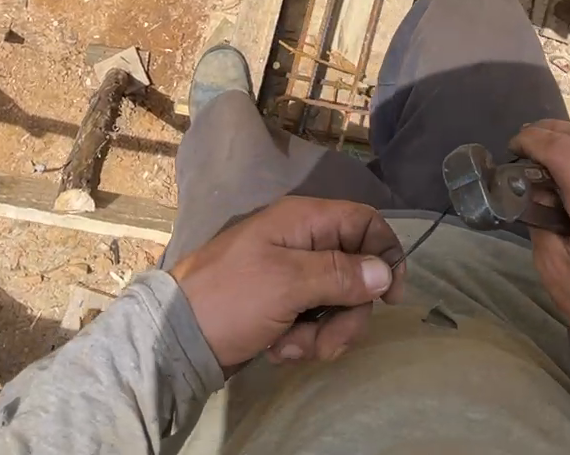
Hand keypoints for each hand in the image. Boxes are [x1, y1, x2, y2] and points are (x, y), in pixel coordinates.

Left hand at [170, 196, 404, 367]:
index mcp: (303, 220)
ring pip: (338, 301)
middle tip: (326, 341)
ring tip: (291, 346)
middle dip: (347, 313)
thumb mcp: (287, 282)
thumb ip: (338, 274)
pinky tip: (278, 349)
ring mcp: (291, 273)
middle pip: (356, 270)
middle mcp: (302, 241)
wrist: (178, 338)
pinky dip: (303, 339)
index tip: (391, 298)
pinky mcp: (283, 304)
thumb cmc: (231, 298)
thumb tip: (384, 271)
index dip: (384, 254)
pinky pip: (314, 320)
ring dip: (323, 333)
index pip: (363, 220)